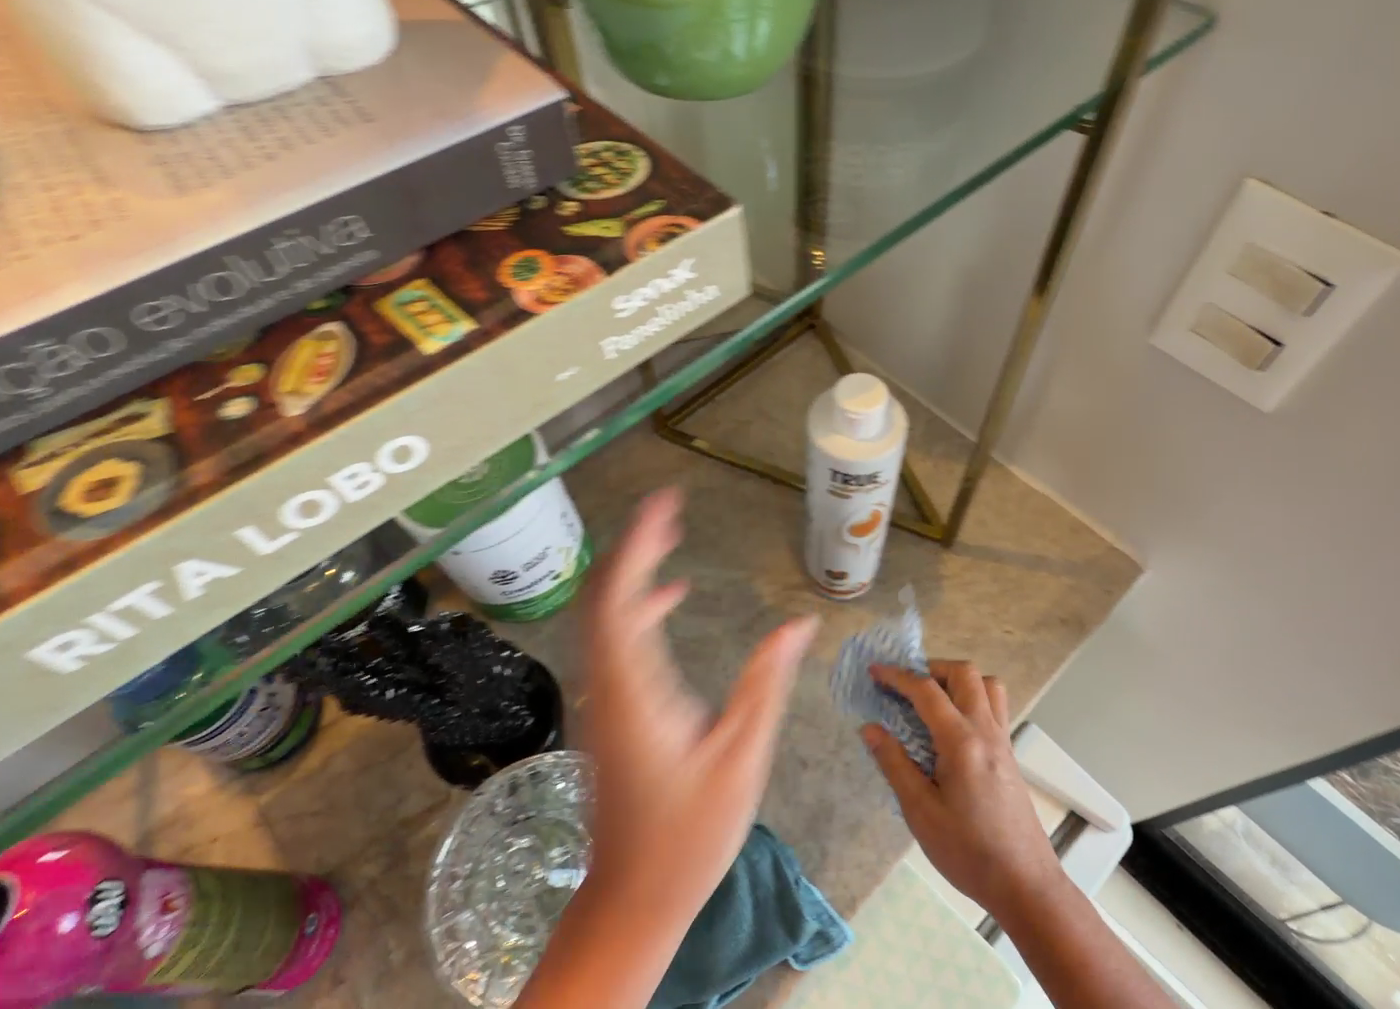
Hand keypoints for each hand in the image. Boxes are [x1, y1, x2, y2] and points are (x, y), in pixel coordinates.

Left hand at [578, 488, 819, 917]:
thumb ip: (766, 683)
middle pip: (602, 598)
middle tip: (667, 510)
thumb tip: (798, 625)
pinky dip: (634, 611)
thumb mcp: (741, 756)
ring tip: (669, 540)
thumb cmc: (690, 833)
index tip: (664, 504)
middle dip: (632, 547)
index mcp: (635, 691)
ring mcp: (601, 700)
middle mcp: (606, 686)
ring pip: (602, 619)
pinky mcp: (607, 714)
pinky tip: (667, 602)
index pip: (621, 598)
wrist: (634, 895)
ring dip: (631, 575)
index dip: (639, 545)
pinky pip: (611, 643)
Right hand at [863, 661, 1062, 922]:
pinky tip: (949, 729)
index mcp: (962, 742)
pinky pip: (994, 708)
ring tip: (929, 701)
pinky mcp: (1010, 757)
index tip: (873, 671)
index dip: (897, 676)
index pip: (927, 691)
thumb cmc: (967, 851)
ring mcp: (1003, 743)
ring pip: (987, 686)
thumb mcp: (920, 812)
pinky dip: (970, 700)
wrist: (1024, 884)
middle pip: (965, 674)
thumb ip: (894, 764)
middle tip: (904, 686)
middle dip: (931, 668)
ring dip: (957, 681)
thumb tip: (870, 728)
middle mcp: (987, 732)